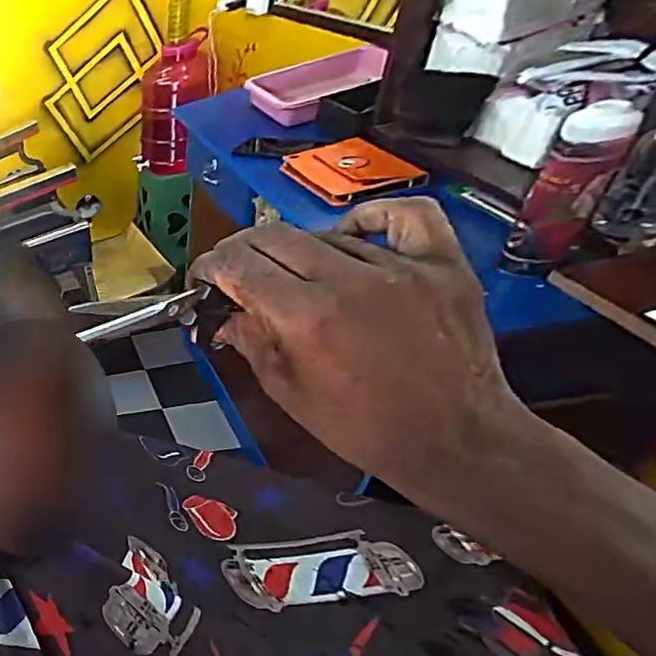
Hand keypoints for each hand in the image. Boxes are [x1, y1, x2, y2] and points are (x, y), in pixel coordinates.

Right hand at [189, 197, 531, 483]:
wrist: (453, 439)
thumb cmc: (361, 426)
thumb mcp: (284, 390)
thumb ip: (249, 341)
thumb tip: (223, 314)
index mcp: (305, 317)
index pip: (238, 265)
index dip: (209, 267)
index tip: (203, 279)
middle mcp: (349, 282)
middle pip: (272, 237)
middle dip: (238, 252)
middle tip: (234, 274)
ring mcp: (401, 268)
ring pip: (323, 234)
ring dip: (293, 252)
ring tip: (292, 277)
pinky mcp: (443, 265)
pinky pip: (405, 216)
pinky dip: (370, 218)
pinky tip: (351, 234)